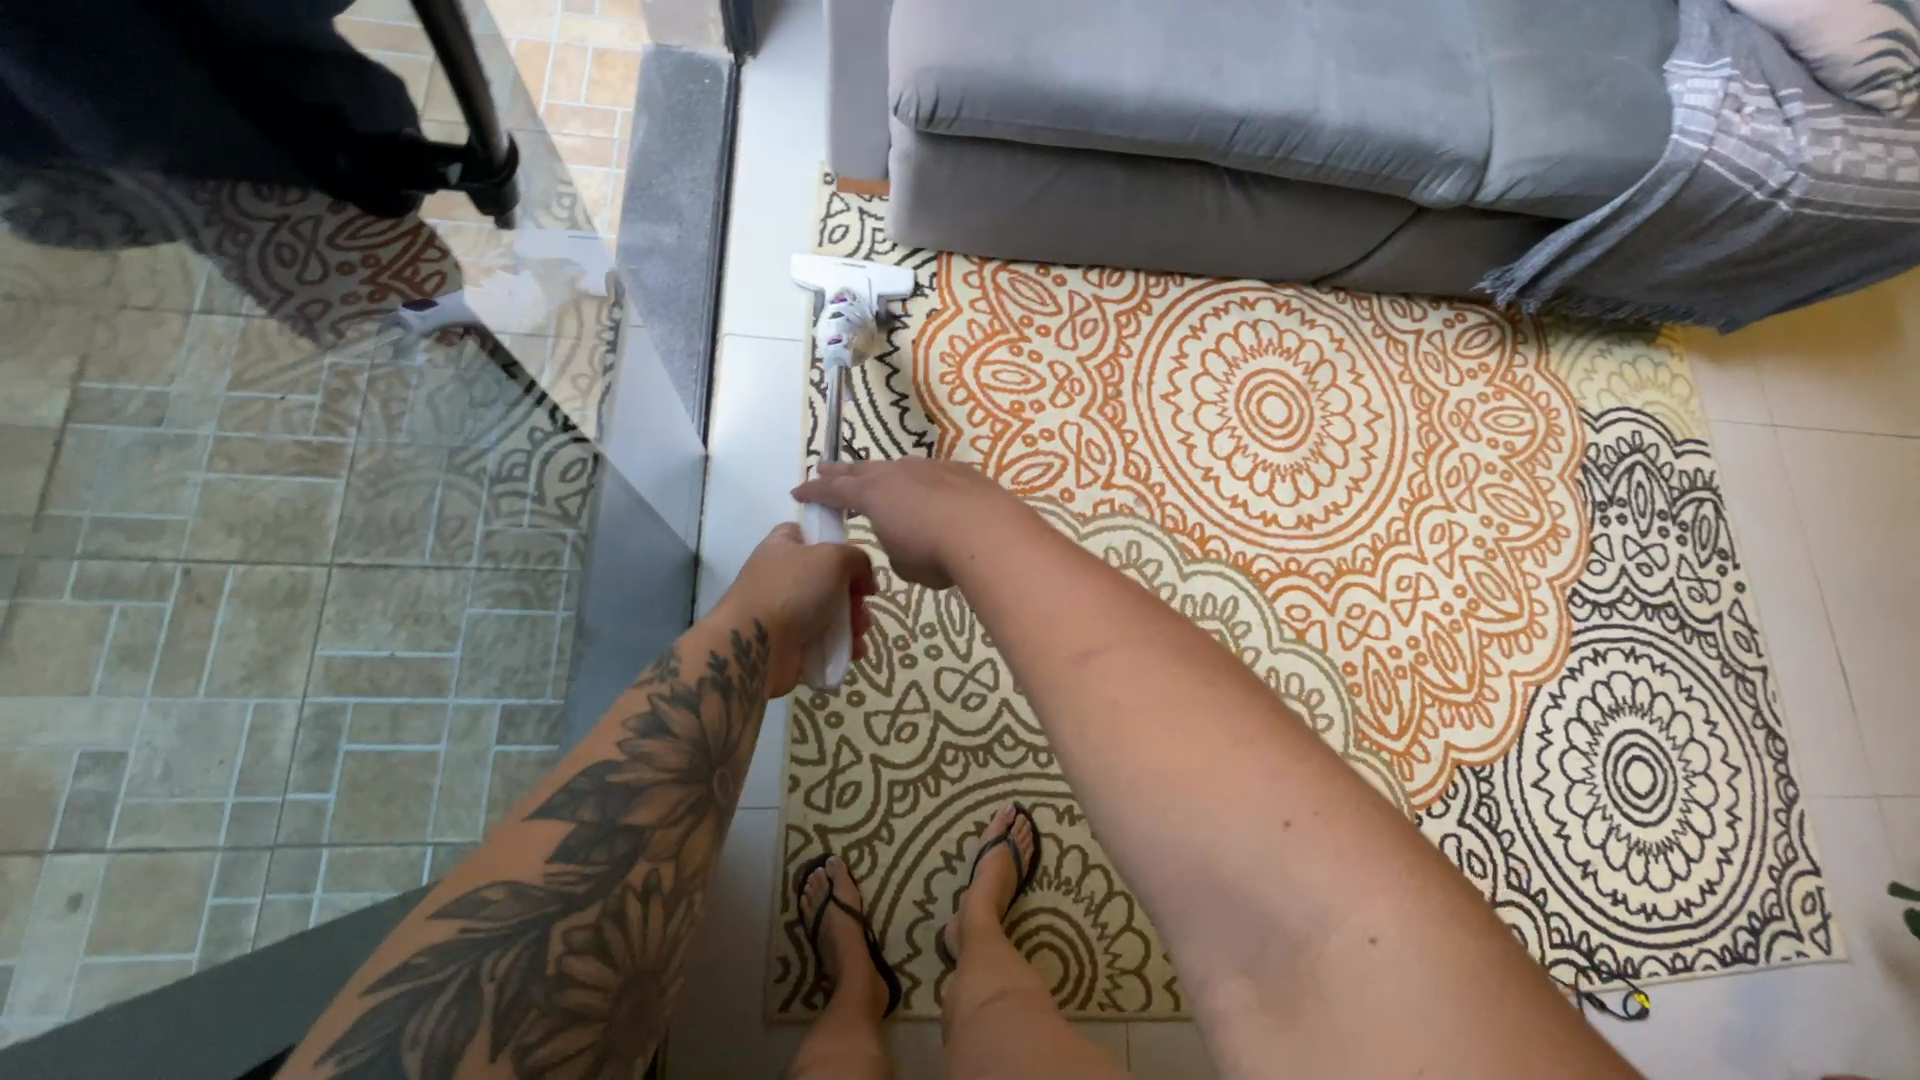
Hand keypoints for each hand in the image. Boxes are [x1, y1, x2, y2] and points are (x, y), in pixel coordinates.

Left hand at [714, 523, 875, 696]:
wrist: (757, 646)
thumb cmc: (792, 590)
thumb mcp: (833, 558)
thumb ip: (857, 558)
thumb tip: (865, 579)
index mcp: (782, 547)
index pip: (806, 533)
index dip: (833, 540)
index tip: (854, 558)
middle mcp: (781, 577)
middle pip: (829, 577)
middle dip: (854, 593)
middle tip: (863, 604)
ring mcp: (784, 612)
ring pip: (831, 611)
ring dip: (853, 621)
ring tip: (859, 632)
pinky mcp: (790, 644)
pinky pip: (825, 640)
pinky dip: (843, 645)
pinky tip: (854, 652)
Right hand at [791, 459, 1024, 588]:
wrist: (987, 532)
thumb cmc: (933, 553)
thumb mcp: (902, 563)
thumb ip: (895, 547)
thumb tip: (906, 541)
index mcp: (872, 494)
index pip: (833, 490)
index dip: (814, 492)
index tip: (798, 491)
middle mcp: (897, 473)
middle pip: (861, 469)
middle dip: (840, 472)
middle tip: (824, 469)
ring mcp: (929, 467)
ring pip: (898, 467)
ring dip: (883, 474)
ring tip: (876, 477)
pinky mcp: (960, 471)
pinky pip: (930, 473)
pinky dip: (921, 482)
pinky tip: (928, 489)